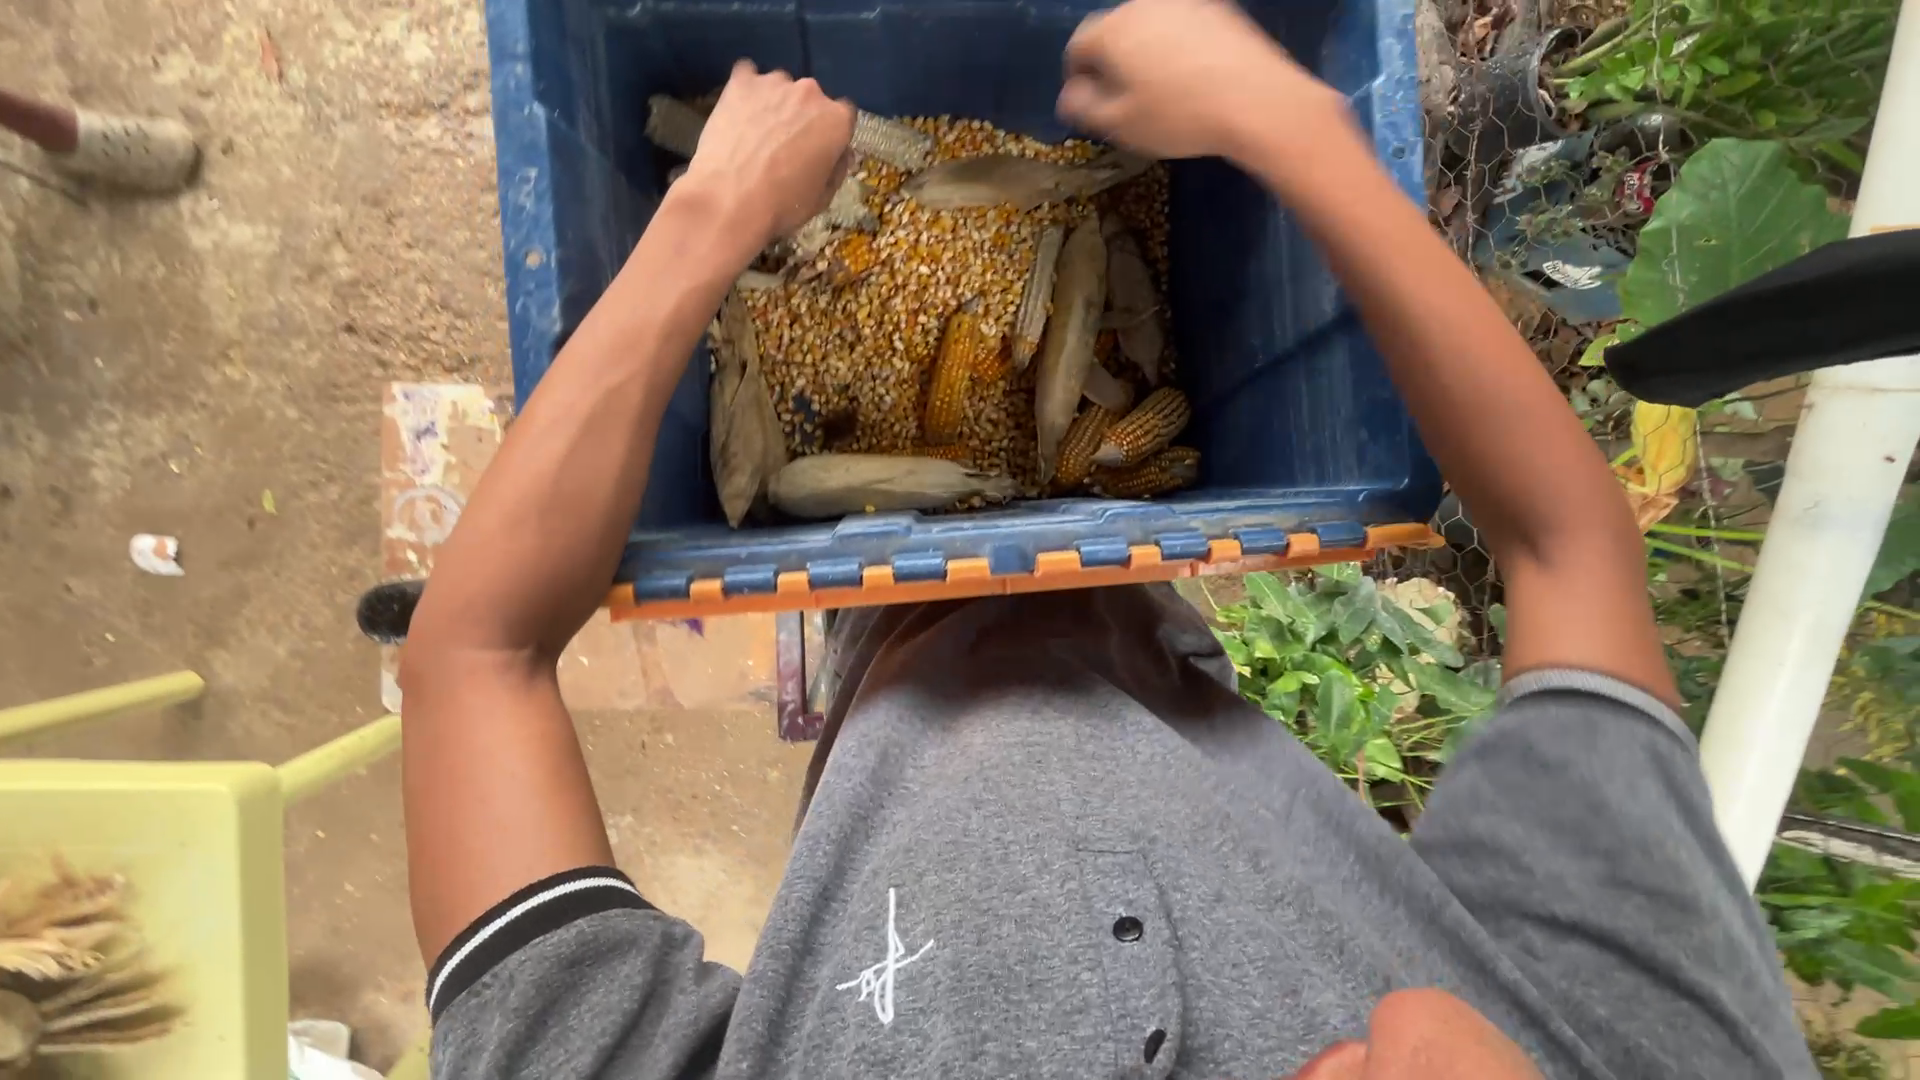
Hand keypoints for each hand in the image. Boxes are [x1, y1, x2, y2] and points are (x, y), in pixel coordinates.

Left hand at [680, 60, 854, 252]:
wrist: (730, 200)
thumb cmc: (783, 205)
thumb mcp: (823, 198)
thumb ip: (837, 168)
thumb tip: (840, 152)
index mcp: (836, 121)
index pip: (844, 116)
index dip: (831, 134)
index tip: (820, 150)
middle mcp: (810, 92)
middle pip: (812, 99)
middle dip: (804, 117)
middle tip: (787, 145)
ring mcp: (774, 82)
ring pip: (781, 88)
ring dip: (776, 104)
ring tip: (758, 133)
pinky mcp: (741, 80)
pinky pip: (748, 76)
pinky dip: (748, 91)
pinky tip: (740, 114)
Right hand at [1057, 0, 1344, 161]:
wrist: (1253, 100)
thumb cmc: (1176, 117)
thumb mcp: (1119, 123)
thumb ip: (1084, 106)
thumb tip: (1068, 95)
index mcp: (1112, 31)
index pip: (1077, 46)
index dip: (1076, 76)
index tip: (1085, 102)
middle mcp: (1143, 4)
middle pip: (1113, 31)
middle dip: (1110, 62)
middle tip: (1119, 99)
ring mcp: (1182, 2)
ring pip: (1147, 28)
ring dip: (1142, 54)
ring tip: (1155, 90)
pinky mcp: (1215, 8)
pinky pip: (1179, 28)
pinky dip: (1173, 49)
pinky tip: (1187, 79)